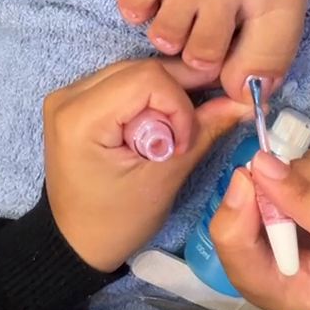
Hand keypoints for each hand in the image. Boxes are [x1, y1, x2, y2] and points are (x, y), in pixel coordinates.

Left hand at [43, 59, 251, 271]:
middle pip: (140, 69)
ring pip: (134, 71)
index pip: (146, 79)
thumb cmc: (114, 221)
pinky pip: (123, 82)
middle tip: (204, 118)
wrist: (75, 240)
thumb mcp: (162, 180)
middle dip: (177, 93)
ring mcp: (69, 94)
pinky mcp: (77, 99)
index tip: (186, 141)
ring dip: (165, 95)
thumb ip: (201, 134)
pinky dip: (148, 98)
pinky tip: (163, 121)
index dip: (178, 104)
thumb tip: (241, 102)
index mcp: (79, 117)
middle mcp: (68, 95)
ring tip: (180, 128)